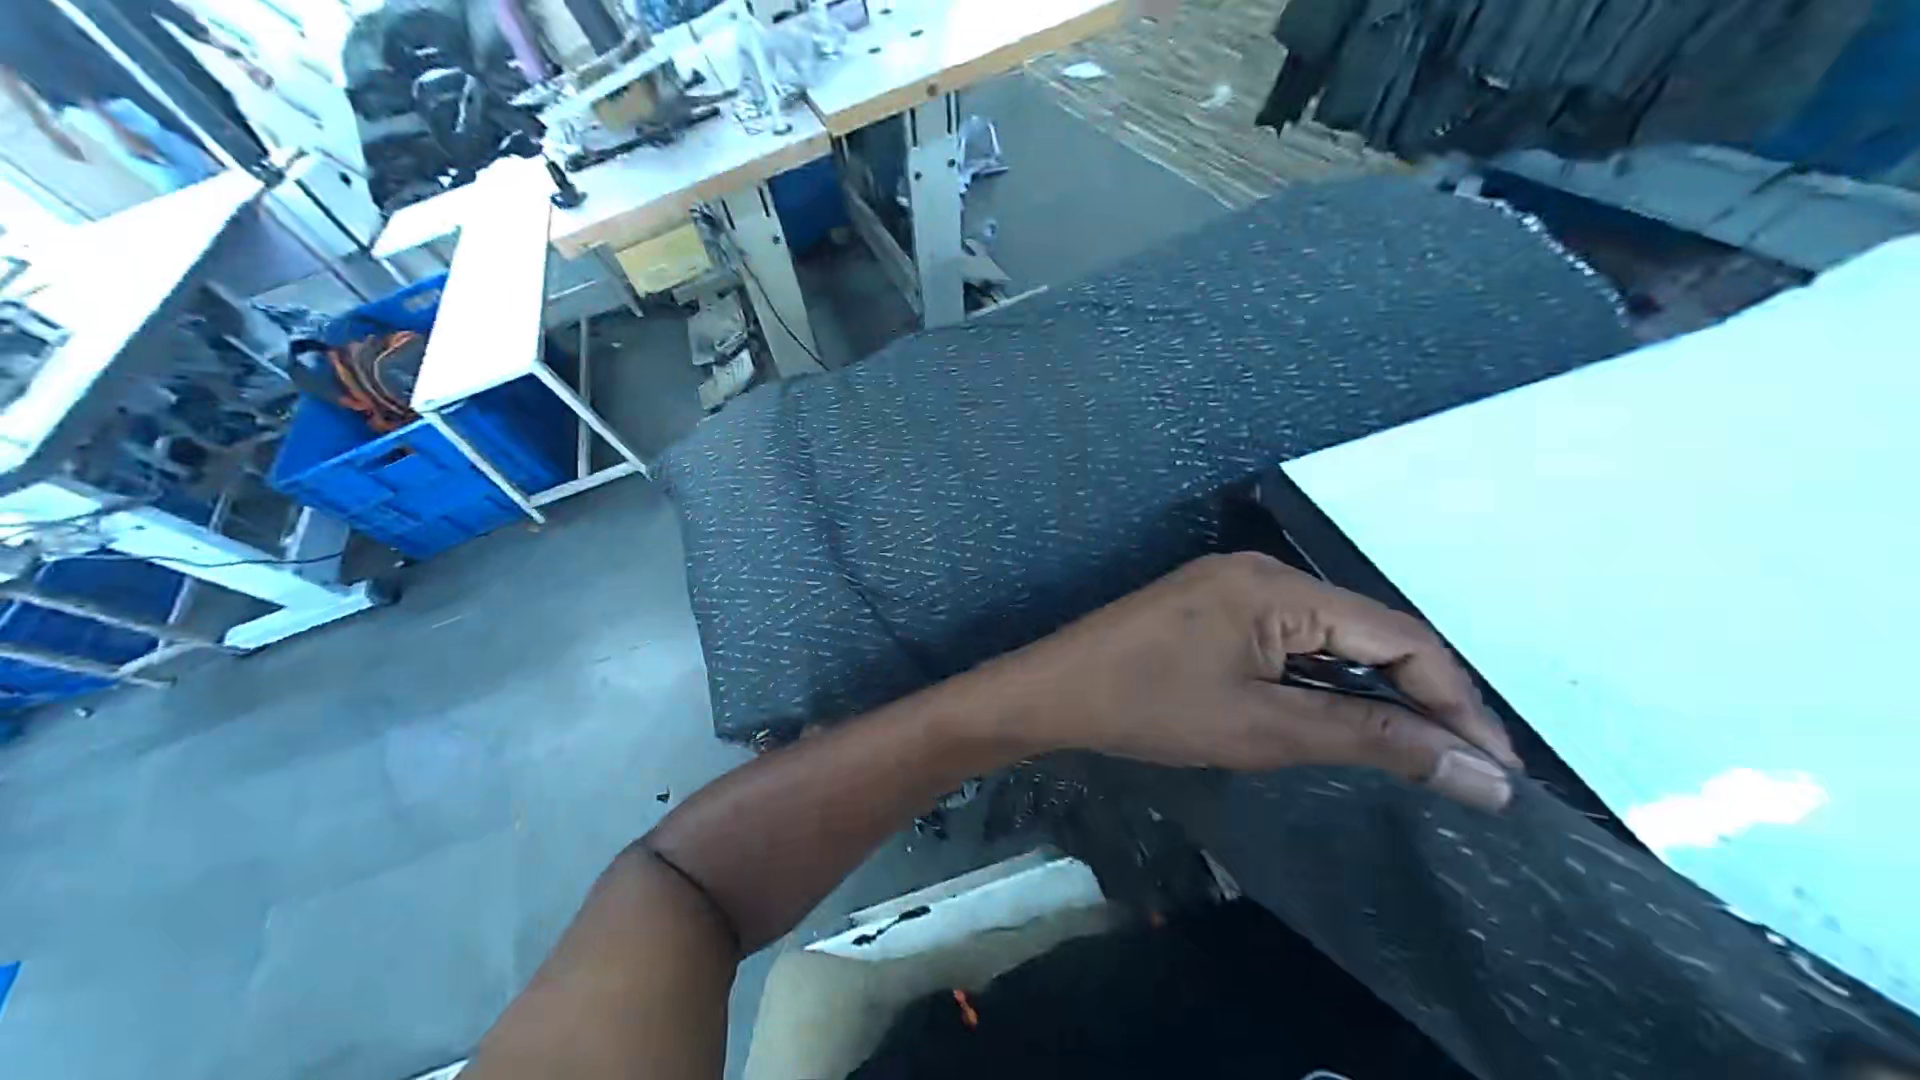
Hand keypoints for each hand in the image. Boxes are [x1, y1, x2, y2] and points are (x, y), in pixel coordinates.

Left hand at [984, 552, 1521, 810]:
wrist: (1053, 690)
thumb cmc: (1151, 708)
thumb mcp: (1265, 727)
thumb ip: (1372, 741)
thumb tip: (1483, 772)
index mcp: (1281, 589)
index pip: (1401, 637)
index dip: (1458, 702)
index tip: (1497, 770)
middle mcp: (1264, 573)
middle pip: (1367, 631)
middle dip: (1420, 696)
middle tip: (1463, 767)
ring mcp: (1232, 586)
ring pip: (1328, 636)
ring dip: (1371, 689)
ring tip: (1416, 751)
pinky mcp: (1210, 606)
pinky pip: (1287, 637)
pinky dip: (1320, 677)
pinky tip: (1339, 715)